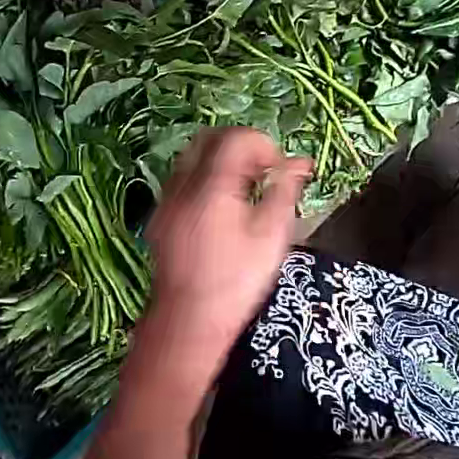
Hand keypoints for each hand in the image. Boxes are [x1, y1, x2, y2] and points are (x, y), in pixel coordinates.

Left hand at [143, 128, 310, 348]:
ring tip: (244, 191)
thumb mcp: (272, 236)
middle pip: (208, 139)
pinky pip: (179, 183)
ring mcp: (165, 202)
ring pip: (190, 159)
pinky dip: (201, 181)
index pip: (235, 139)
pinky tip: (219, 209)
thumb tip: (300, 162)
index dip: (263, 145)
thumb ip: (285, 191)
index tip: (279, 169)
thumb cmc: (236, 281)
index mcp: (211, 186)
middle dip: (239, 146)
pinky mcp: (158, 219)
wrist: (188, 320)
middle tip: (262, 172)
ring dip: (218, 162)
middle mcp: (182, 186)